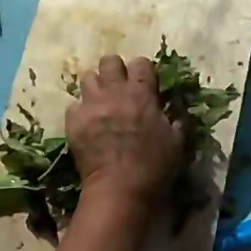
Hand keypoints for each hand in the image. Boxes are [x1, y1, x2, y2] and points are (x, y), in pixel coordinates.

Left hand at [67, 54, 182, 205]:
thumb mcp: (176, 142)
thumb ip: (175, 119)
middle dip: (115, 71)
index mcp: (141, 94)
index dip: (143, 71)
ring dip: (96, 87)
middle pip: (109, 61)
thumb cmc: (153, 167)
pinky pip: (73, 105)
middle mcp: (114, 92)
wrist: (119, 189)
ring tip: (101, 102)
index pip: (141, 62)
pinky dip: (81, 112)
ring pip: (88, 77)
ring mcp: (90, 105)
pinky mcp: (73, 121)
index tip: (144, 83)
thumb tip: (174, 109)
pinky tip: (88, 124)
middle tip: (119, 88)